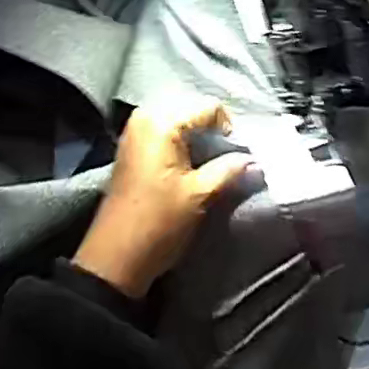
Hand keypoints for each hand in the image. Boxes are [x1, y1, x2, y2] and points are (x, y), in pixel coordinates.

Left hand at [73, 102, 254, 298]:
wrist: (114, 260)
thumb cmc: (158, 223)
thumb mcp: (199, 195)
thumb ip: (229, 170)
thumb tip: (253, 159)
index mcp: (162, 121)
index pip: (208, 108)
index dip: (228, 128)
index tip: (237, 154)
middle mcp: (146, 116)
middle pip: (192, 110)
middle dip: (211, 131)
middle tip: (225, 158)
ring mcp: (135, 130)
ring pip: (178, 121)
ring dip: (196, 138)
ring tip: (209, 163)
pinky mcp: (131, 145)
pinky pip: (164, 131)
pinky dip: (180, 143)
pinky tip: (189, 165)